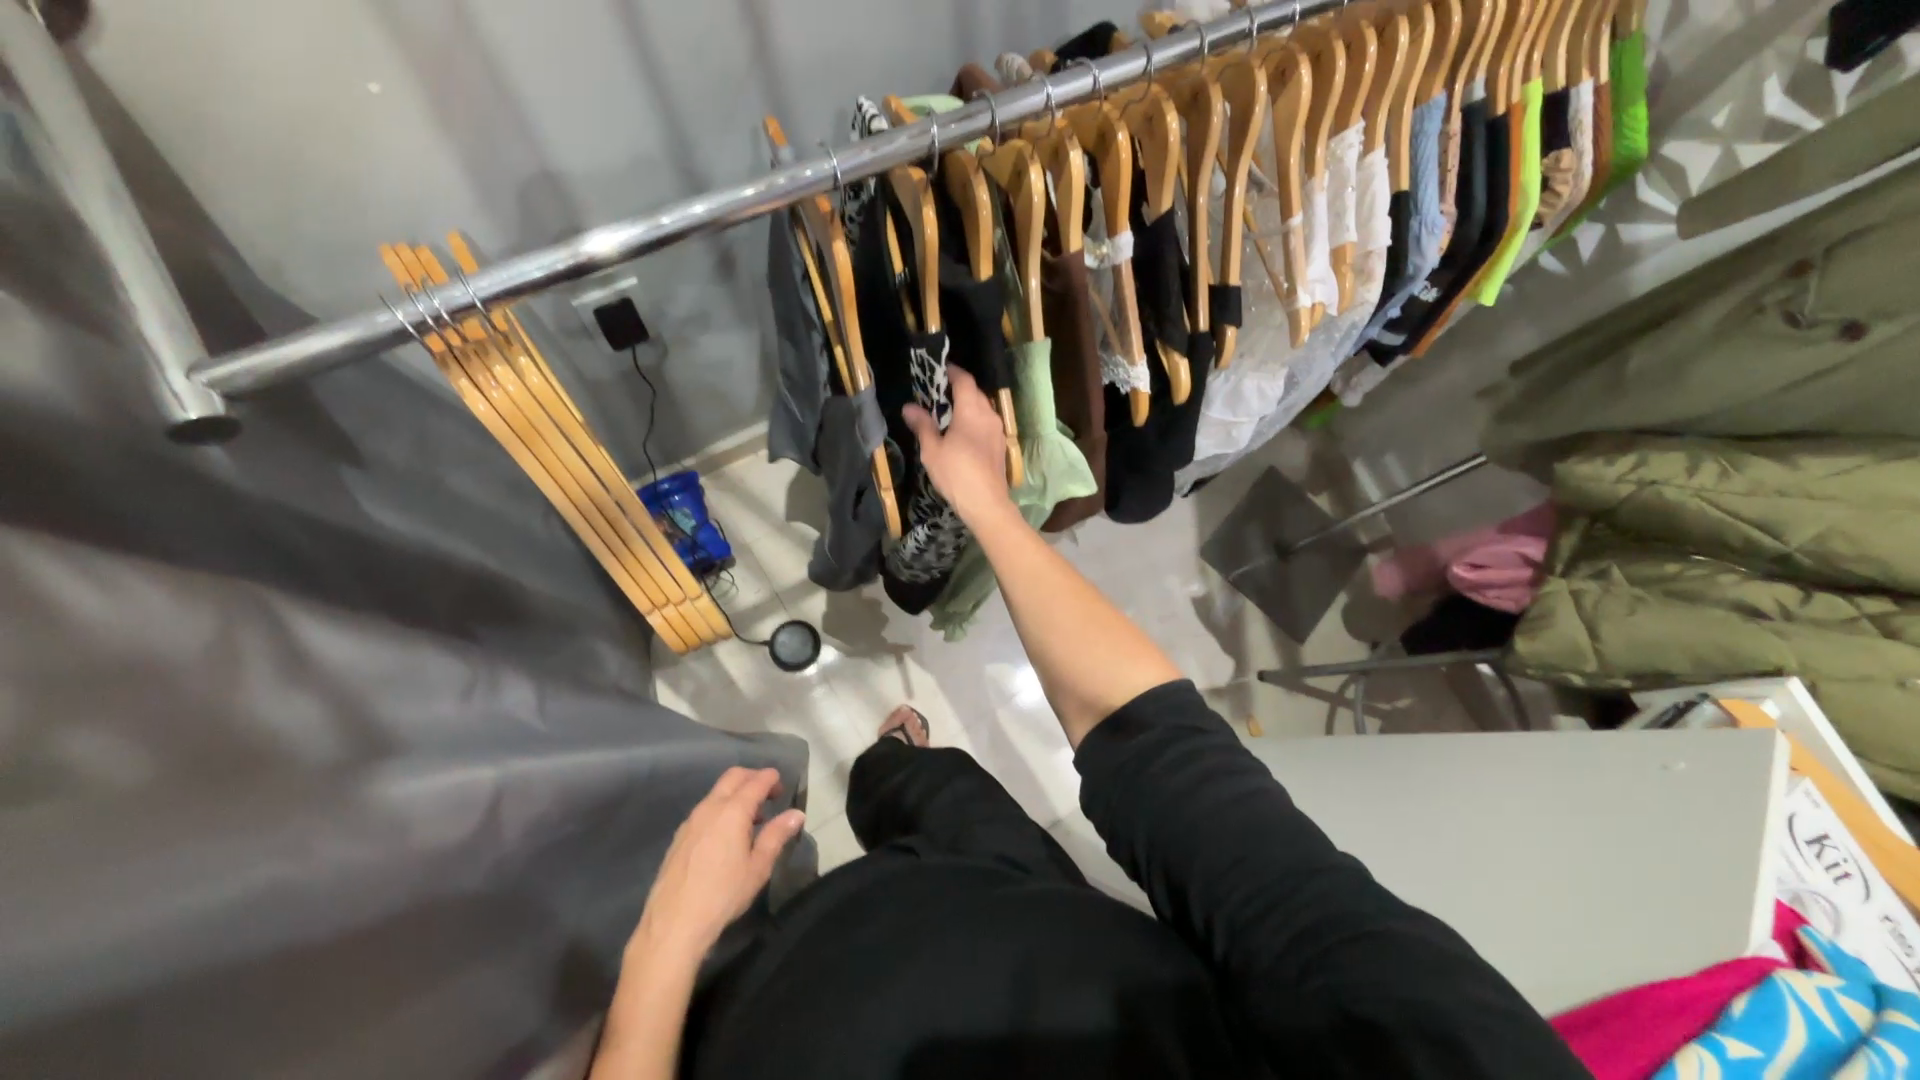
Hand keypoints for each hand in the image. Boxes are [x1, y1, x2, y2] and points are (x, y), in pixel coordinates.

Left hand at [633, 767, 804, 962]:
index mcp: (732, 812)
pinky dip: (720, 810)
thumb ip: (777, 835)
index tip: (781, 784)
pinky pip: (703, 811)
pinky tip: (726, 836)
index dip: (770, 778)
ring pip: (715, 794)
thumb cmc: (724, 894)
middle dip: (752, 778)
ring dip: (735, 795)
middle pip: (732, 778)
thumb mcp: (758, 866)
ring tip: (751, 819)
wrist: (674, 922)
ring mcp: (690, 822)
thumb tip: (796, 814)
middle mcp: (709, 808)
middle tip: (768, 795)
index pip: (755, 782)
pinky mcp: (678, 838)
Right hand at [902, 365, 1012, 524]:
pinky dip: (975, 420)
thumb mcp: (932, 450)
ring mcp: (998, 431)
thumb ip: (923, 426)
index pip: (964, 381)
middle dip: (960, 388)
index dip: (953, 372)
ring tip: (950, 411)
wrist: (986, 503)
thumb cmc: (956, 474)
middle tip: (940, 392)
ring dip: (969, 405)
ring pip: (984, 408)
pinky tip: (963, 432)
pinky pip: (987, 423)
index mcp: (971, 411)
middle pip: (976, 393)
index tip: (940, 369)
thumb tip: (909, 407)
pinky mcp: (1001, 445)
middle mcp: (989, 415)